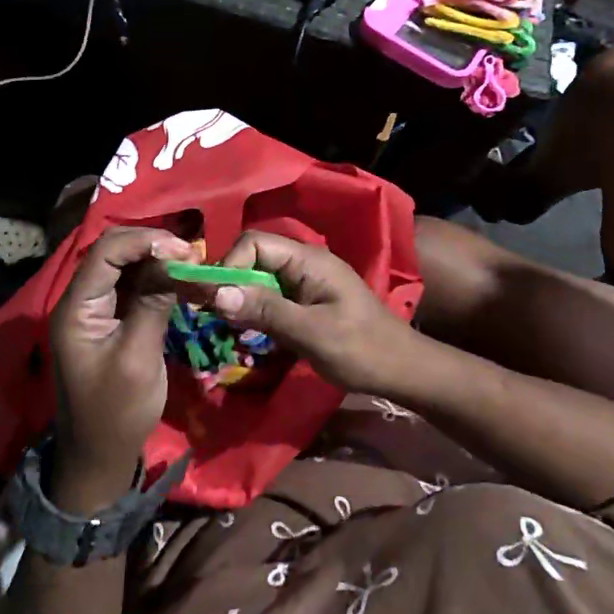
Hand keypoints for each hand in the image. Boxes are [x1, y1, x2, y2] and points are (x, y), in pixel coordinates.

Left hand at [48, 226, 193, 512]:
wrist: (99, 458)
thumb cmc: (116, 413)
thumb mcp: (138, 357)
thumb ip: (153, 302)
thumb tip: (175, 258)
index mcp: (76, 307)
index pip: (106, 251)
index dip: (145, 241)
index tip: (185, 251)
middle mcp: (82, 300)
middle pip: (115, 252)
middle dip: (154, 246)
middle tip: (193, 256)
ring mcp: (96, 310)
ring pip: (127, 266)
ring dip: (159, 261)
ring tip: (194, 266)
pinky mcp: (112, 320)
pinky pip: (135, 286)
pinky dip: (159, 279)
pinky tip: (184, 282)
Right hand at [207, 231, 421, 395]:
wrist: (401, 370)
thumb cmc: (361, 350)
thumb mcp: (311, 333)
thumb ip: (266, 311)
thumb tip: (217, 293)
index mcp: (308, 259)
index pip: (254, 243)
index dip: (230, 265)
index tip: (217, 300)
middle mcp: (303, 262)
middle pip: (253, 258)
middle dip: (230, 282)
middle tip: (213, 315)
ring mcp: (305, 281)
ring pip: (258, 278)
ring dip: (240, 298)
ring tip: (226, 325)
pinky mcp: (305, 301)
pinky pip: (269, 296)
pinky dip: (254, 310)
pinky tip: (247, 331)